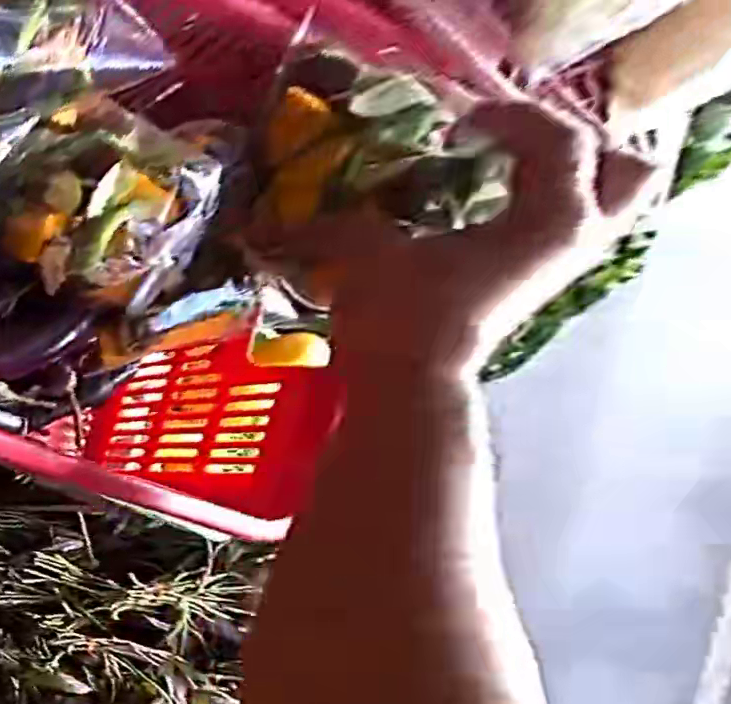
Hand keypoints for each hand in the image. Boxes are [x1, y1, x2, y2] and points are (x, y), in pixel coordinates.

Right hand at [258, 101, 658, 379]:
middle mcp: (572, 238)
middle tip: (517, 144)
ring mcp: (552, 269)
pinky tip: (482, 224)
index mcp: (550, 217)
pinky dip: (529, 221)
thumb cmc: (400, 320)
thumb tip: (280, 225)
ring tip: (508, 180)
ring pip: (597, 208)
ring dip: (563, 185)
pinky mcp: (523, 293)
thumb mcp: (368, 260)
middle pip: (621, 168)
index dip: (507, 119)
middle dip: (576, 147)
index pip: (554, 141)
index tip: (454, 125)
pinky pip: (553, 239)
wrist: (403, 387)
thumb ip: (336, 229)